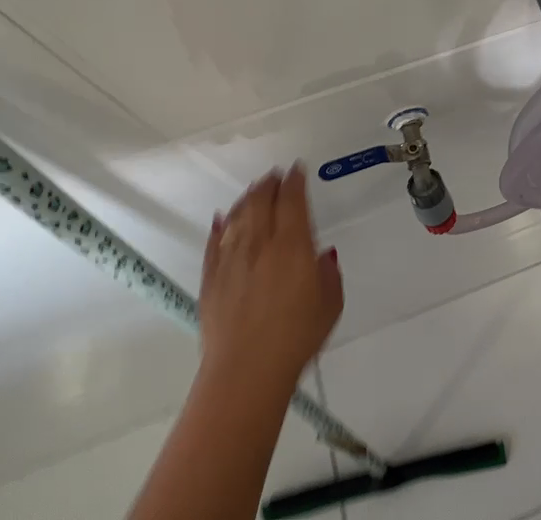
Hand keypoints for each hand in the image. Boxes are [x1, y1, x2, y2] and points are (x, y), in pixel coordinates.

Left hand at [198, 165, 343, 387]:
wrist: (246, 370)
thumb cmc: (297, 336)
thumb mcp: (330, 303)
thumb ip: (327, 273)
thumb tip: (320, 255)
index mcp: (292, 246)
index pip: (292, 202)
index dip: (295, 182)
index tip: (297, 170)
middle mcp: (259, 245)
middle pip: (261, 203)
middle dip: (269, 185)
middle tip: (275, 175)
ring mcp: (231, 260)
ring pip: (237, 218)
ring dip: (247, 200)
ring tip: (254, 191)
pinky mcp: (210, 279)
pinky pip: (215, 243)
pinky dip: (220, 227)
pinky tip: (223, 219)